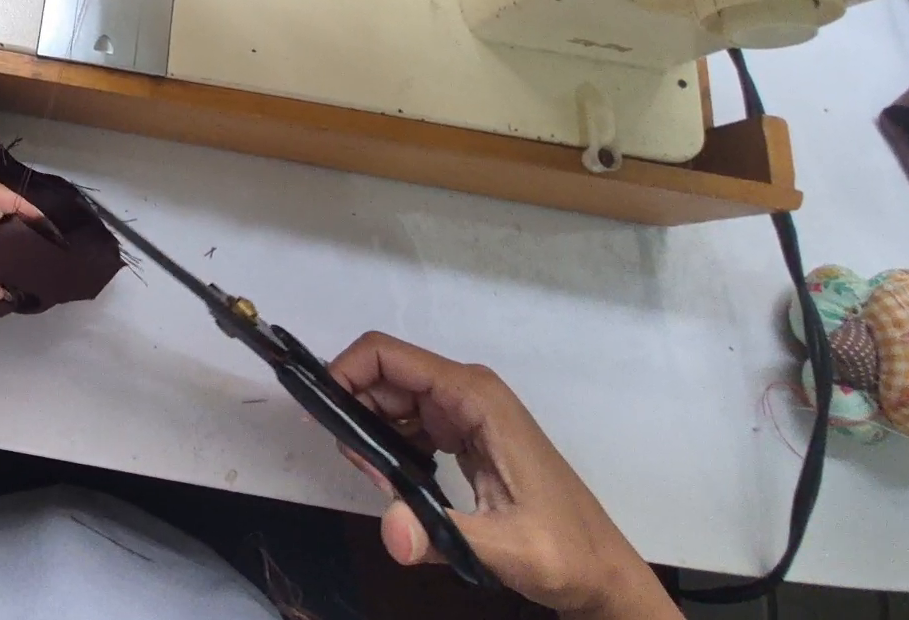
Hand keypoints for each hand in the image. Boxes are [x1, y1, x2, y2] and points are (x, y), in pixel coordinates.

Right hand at [328, 333, 677, 618]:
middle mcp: (463, 390)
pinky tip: (397, 481)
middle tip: (362, 468)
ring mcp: (460, 410)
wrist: (606, 579)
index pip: (386, 354)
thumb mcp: (507, 550)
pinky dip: (386, 444)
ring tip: (383, 482)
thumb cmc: (566, 554)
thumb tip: (390, 536)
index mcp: (473, 396)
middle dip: (355, 413)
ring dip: (369, 432)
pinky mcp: (456, 430)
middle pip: (380, 375)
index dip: (345, 372)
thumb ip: (442, 536)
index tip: (327, 418)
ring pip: (386, 397)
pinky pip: (401, 420)